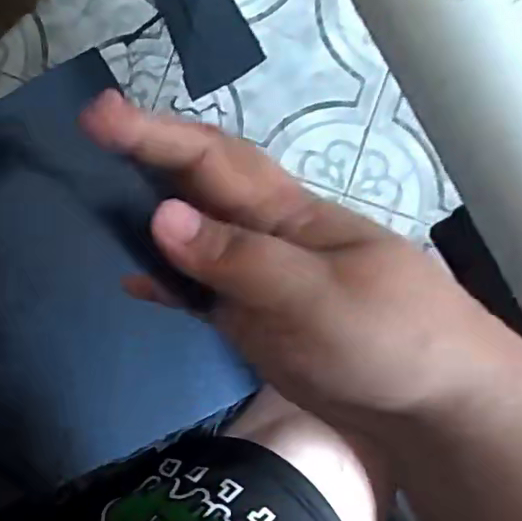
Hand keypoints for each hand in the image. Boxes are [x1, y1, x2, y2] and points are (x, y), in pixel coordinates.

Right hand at [81, 91, 521, 430]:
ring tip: (97, 198)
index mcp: (286, 213)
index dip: (153, 134)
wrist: (431, 406)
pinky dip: (166, 284)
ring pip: (192, 237)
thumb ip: (239, 258)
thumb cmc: (390, 340)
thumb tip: (160, 216)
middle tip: (90, 132)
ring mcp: (256, 281)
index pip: (211, 160)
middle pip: (198, 186)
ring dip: (147, 215)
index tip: (98, 114)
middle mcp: (265, 236)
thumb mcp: (315, 295)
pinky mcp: (252, 321)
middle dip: (146, 154)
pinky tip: (134, 282)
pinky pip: (198, 292)